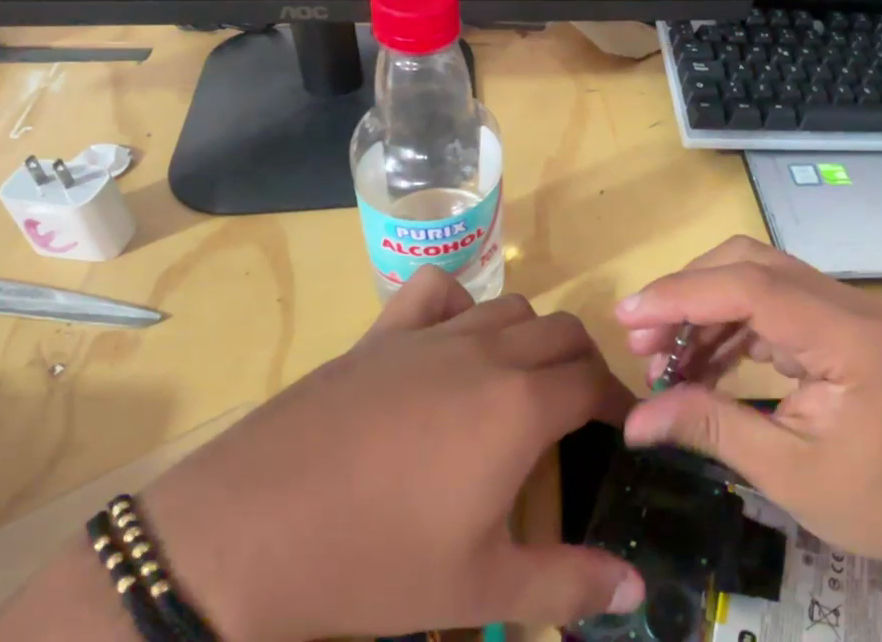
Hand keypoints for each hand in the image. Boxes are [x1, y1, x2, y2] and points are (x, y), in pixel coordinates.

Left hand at [140, 269, 644, 640]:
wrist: (244, 535)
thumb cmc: (372, 563)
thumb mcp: (480, 589)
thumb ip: (568, 585)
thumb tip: (636, 590)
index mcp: (519, 406)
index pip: (594, 381)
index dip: (619, 402)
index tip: (623, 428)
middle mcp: (485, 354)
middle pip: (563, 332)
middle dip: (585, 365)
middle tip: (579, 412)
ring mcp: (429, 337)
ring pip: (509, 307)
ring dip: (533, 336)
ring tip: (523, 382)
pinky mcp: (379, 335)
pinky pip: (435, 292)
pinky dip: (460, 304)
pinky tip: (451, 343)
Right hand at [615, 237, 881, 574]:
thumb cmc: (876, 500)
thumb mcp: (786, 471)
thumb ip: (710, 428)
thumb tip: (635, 418)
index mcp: (843, 334)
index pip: (750, 287)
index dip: (682, 295)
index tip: (626, 317)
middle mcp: (843, 305)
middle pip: (750, 264)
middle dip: (687, 293)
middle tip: (639, 340)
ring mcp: (839, 313)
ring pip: (756, 279)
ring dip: (703, 310)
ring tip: (657, 358)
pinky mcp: (832, 329)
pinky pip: (769, 308)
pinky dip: (728, 328)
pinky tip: (697, 366)